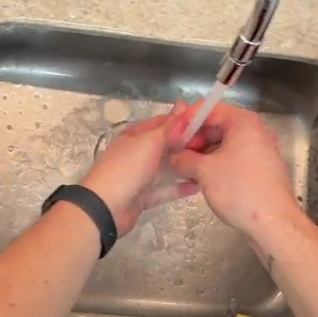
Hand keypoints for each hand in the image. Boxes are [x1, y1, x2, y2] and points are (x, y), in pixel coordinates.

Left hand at [79, 110, 197, 233]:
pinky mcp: (143, 197)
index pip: (160, 123)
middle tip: (212, 143)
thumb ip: (168, 129)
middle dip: (186, 144)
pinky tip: (199, 185)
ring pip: (165, 168)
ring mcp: (139, 176)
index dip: (180, 121)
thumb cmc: (127, 168)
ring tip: (208, 163)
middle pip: (164, 146)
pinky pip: (164, 190)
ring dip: (184, 165)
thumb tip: (184, 109)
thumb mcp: (148, 143)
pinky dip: (179, 188)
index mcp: (133, 137)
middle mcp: (136, 154)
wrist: (106, 207)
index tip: (204, 121)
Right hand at [167, 100, 299, 238]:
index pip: (209, 109)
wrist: (273, 222)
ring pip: (224, 145)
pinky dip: (216, 165)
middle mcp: (254, 131)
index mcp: (243, 122)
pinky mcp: (260, 169)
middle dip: (194, 140)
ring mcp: (260, 150)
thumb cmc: (239, 190)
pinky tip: (201, 179)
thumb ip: (184, 159)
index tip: (171, 136)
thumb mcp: (204, 171)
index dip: (187, 120)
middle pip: (217, 126)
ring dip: (203, 155)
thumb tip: (174, 157)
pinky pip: (233, 159)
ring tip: (184, 169)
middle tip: (175, 155)